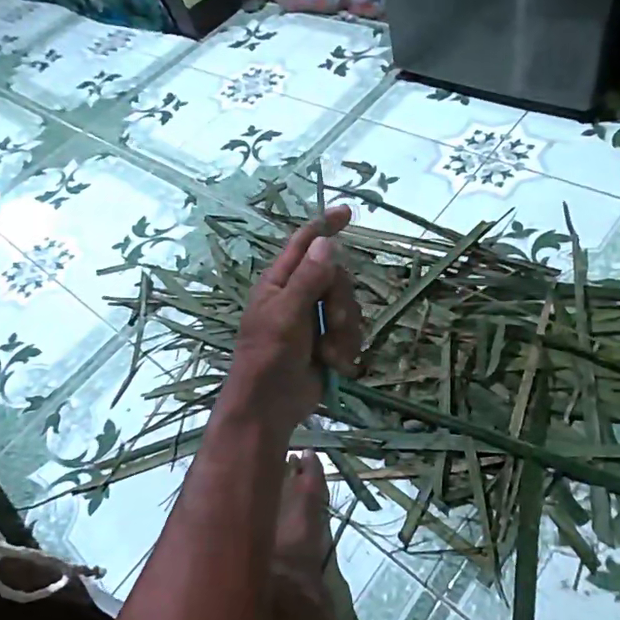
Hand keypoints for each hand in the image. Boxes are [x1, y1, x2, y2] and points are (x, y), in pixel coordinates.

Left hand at [221, 206, 361, 432]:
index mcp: (280, 282)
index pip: (304, 244)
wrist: (270, 407)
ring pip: (349, 306)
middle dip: (341, 301)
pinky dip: (347, 349)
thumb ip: (308, 279)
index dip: (324, 226)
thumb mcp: (286, 315)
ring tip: (329, 354)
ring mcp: (314, 320)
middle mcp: (299, 295)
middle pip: (336, 277)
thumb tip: (326, 241)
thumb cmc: (268, 357)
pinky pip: (352, 332)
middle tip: (333, 322)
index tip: (347, 212)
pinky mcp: (328, 343)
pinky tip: (335, 364)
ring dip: (345, 332)